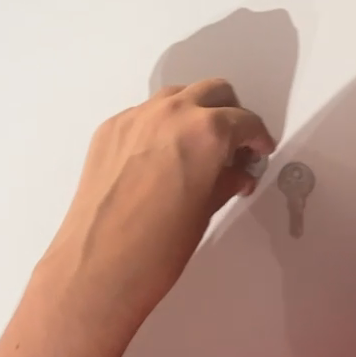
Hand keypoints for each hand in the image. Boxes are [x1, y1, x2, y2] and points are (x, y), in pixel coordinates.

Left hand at [40, 79, 274, 321]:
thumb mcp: (205, 212)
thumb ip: (225, 181)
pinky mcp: (110, 128)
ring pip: (177, 96)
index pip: (245, 120)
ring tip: (195, 147)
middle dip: (228, 114)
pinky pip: (145, 114)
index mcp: (207, 131)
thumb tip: (238, 173)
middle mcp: (172, 112)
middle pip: (213, 91)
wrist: (96, 265)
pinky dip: (161, 125)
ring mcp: (136, 116)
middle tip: (231, 145)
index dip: (257, 138)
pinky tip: (159, 158)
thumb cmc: (160, 247)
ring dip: (194, 112)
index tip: (258, 151)